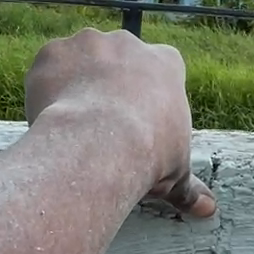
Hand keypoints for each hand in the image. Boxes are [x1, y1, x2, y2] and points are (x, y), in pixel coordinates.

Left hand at [23, 27, 215, 217]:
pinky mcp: (53, 53)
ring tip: (74, 123)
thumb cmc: (148, 154)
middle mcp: (128, 43)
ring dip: (77, 82)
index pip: (162, 66)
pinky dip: (45, 88)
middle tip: (103, 125)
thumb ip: (188, 187)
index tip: (140, 119)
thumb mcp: (175, 173)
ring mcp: (89, 44)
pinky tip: (48, 117)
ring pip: (80, 59)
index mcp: (166, 63)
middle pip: (118, 58)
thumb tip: (208, 210)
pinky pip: (47, 67)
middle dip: (110, 84)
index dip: (147, 92)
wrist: (99, 145)